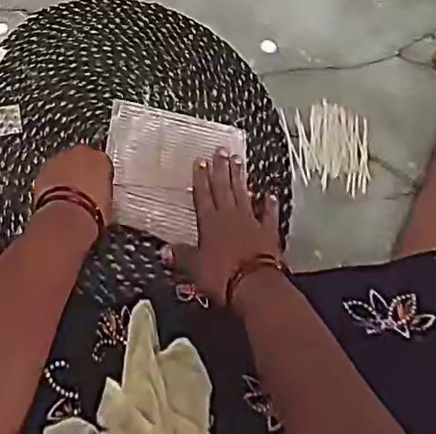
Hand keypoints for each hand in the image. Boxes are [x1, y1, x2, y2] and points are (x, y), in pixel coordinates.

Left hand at [32, 145, 112, 229]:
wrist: (67, 215)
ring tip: (66, 196)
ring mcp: (61, 158)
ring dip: (64, 176)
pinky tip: (54, 197)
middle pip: (80, 158)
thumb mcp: (107, 203)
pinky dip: (51, 182)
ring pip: (63, 164)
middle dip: (80, 172)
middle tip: (80, 191)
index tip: (96, 188)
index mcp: (102, 159)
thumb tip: (98, 197)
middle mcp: (82, 153)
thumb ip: (102, 190)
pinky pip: (50, 173)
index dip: (98, 177)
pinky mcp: (45, 167)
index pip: (101, 163)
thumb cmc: (90, 210)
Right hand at [173, 151, 281, 306]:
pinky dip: (269, 204)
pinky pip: (268, 214)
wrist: (255, 286)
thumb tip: (165, 251)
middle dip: (220, 168)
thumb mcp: (195, 268)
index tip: (200, 161)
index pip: (203, 195)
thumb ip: (182, 256)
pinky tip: (270, 194)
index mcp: (210, 222)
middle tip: (221, 150)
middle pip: (223, 187)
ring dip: (240, 177)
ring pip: (243, 194)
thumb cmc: (223, 277)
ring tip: (238, 160)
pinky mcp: (268, 233)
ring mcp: (250, 222)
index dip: (201, 177)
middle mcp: (229, 216)